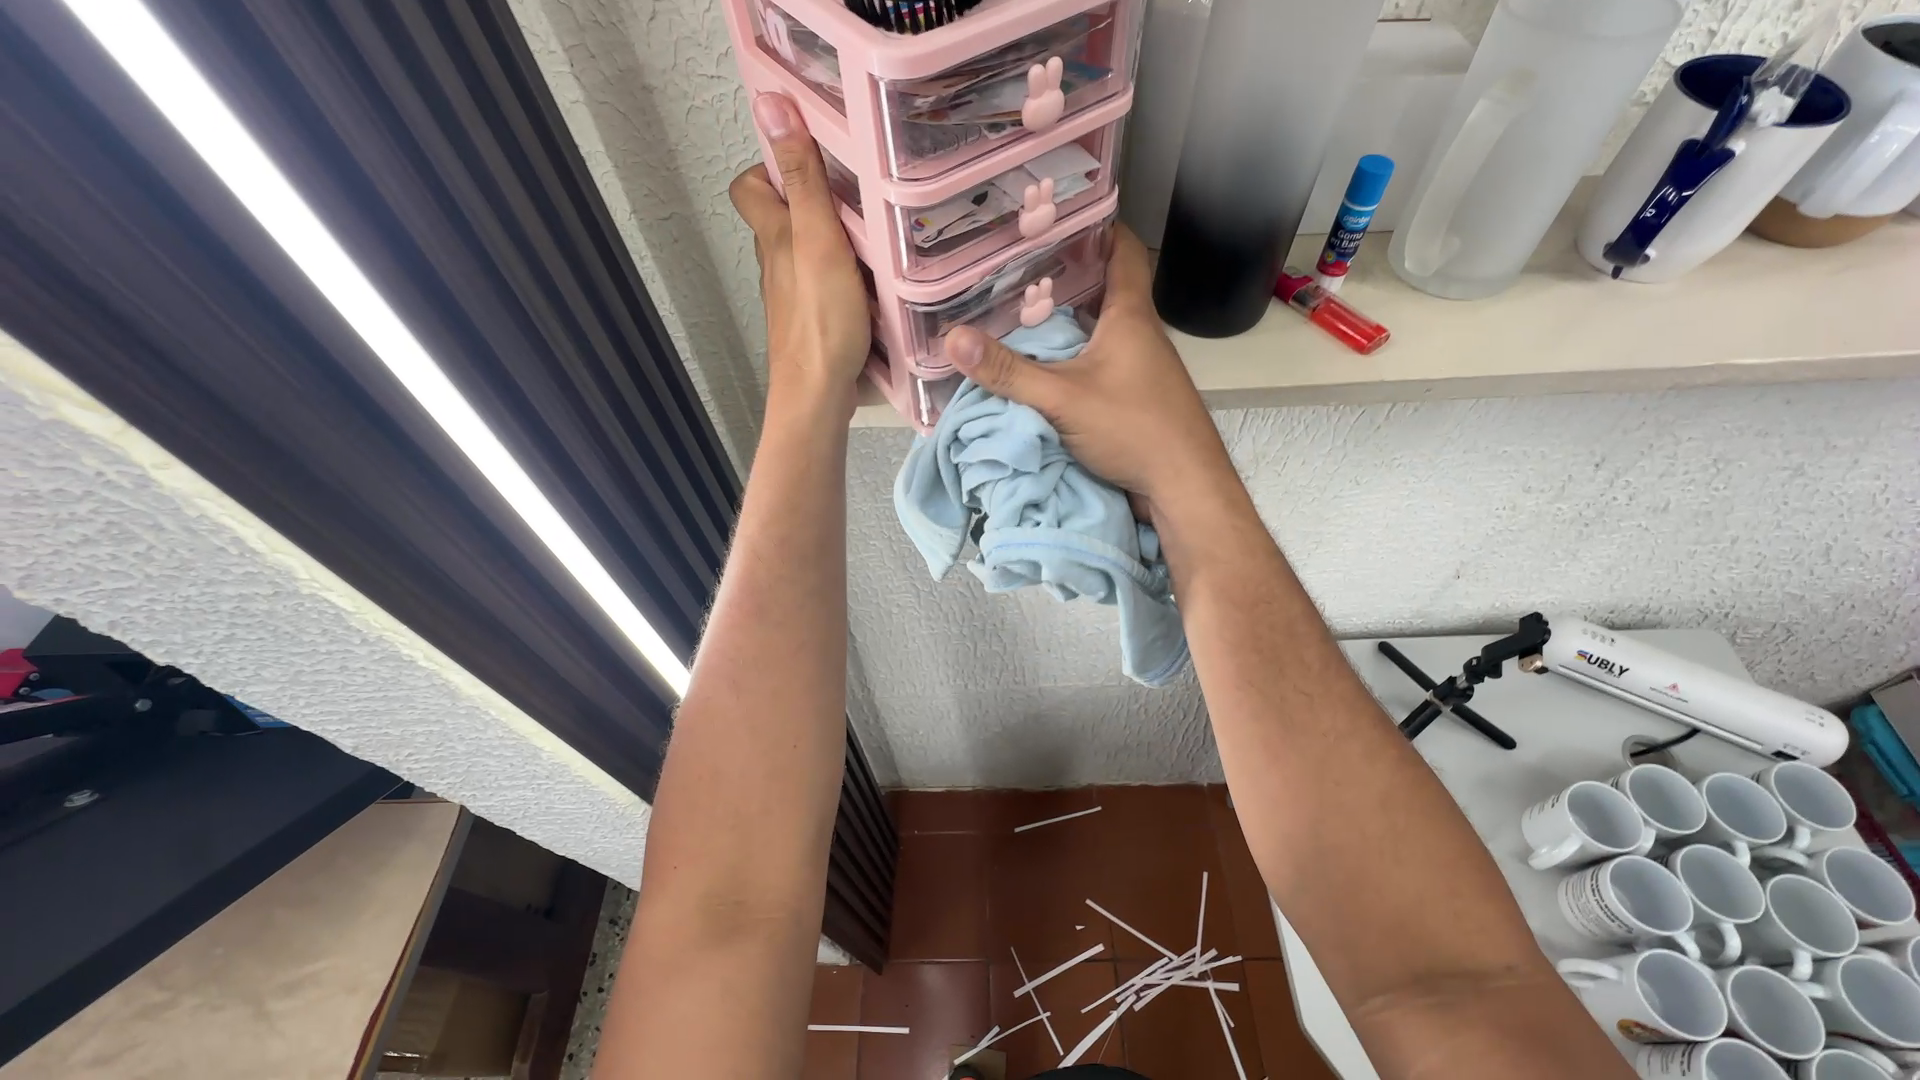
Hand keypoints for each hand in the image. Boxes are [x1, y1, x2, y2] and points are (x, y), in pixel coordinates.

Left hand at [729, 93, 869, 414]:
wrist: (818, 395)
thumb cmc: (821, 319)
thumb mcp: (817, 240)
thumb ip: (803, 180)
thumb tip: (771, 106)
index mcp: (773, 237)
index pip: (748, 187)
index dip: (769, 167)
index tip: (808, 158)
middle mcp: (777, 264)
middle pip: (783, 220)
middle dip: (813, 202)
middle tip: (857, 193)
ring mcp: (795, 296)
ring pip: (808, 254)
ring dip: (834, 241)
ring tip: (875, 233)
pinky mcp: (816, 322)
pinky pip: (827, 286)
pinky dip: (846, 278)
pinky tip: (875, 283)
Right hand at [943, 225, 1234, 510]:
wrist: (1184, 487)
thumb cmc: (1135, 428)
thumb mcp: (1063, 398)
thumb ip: (1008, 370)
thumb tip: (953, 338)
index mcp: (1130, 315)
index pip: (1122, 250)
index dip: (1096, 225)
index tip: (1058, 214)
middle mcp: (1139, 334)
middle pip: (1104, 289)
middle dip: (1065, 276)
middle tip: (1017, 265)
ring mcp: (1139, 368)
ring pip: (1099, 329)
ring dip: (1066, 321)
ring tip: (1019, 311)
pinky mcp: (1135, 398)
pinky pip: (1098, 363)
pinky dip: (1072, 358)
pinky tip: (1042, 367)